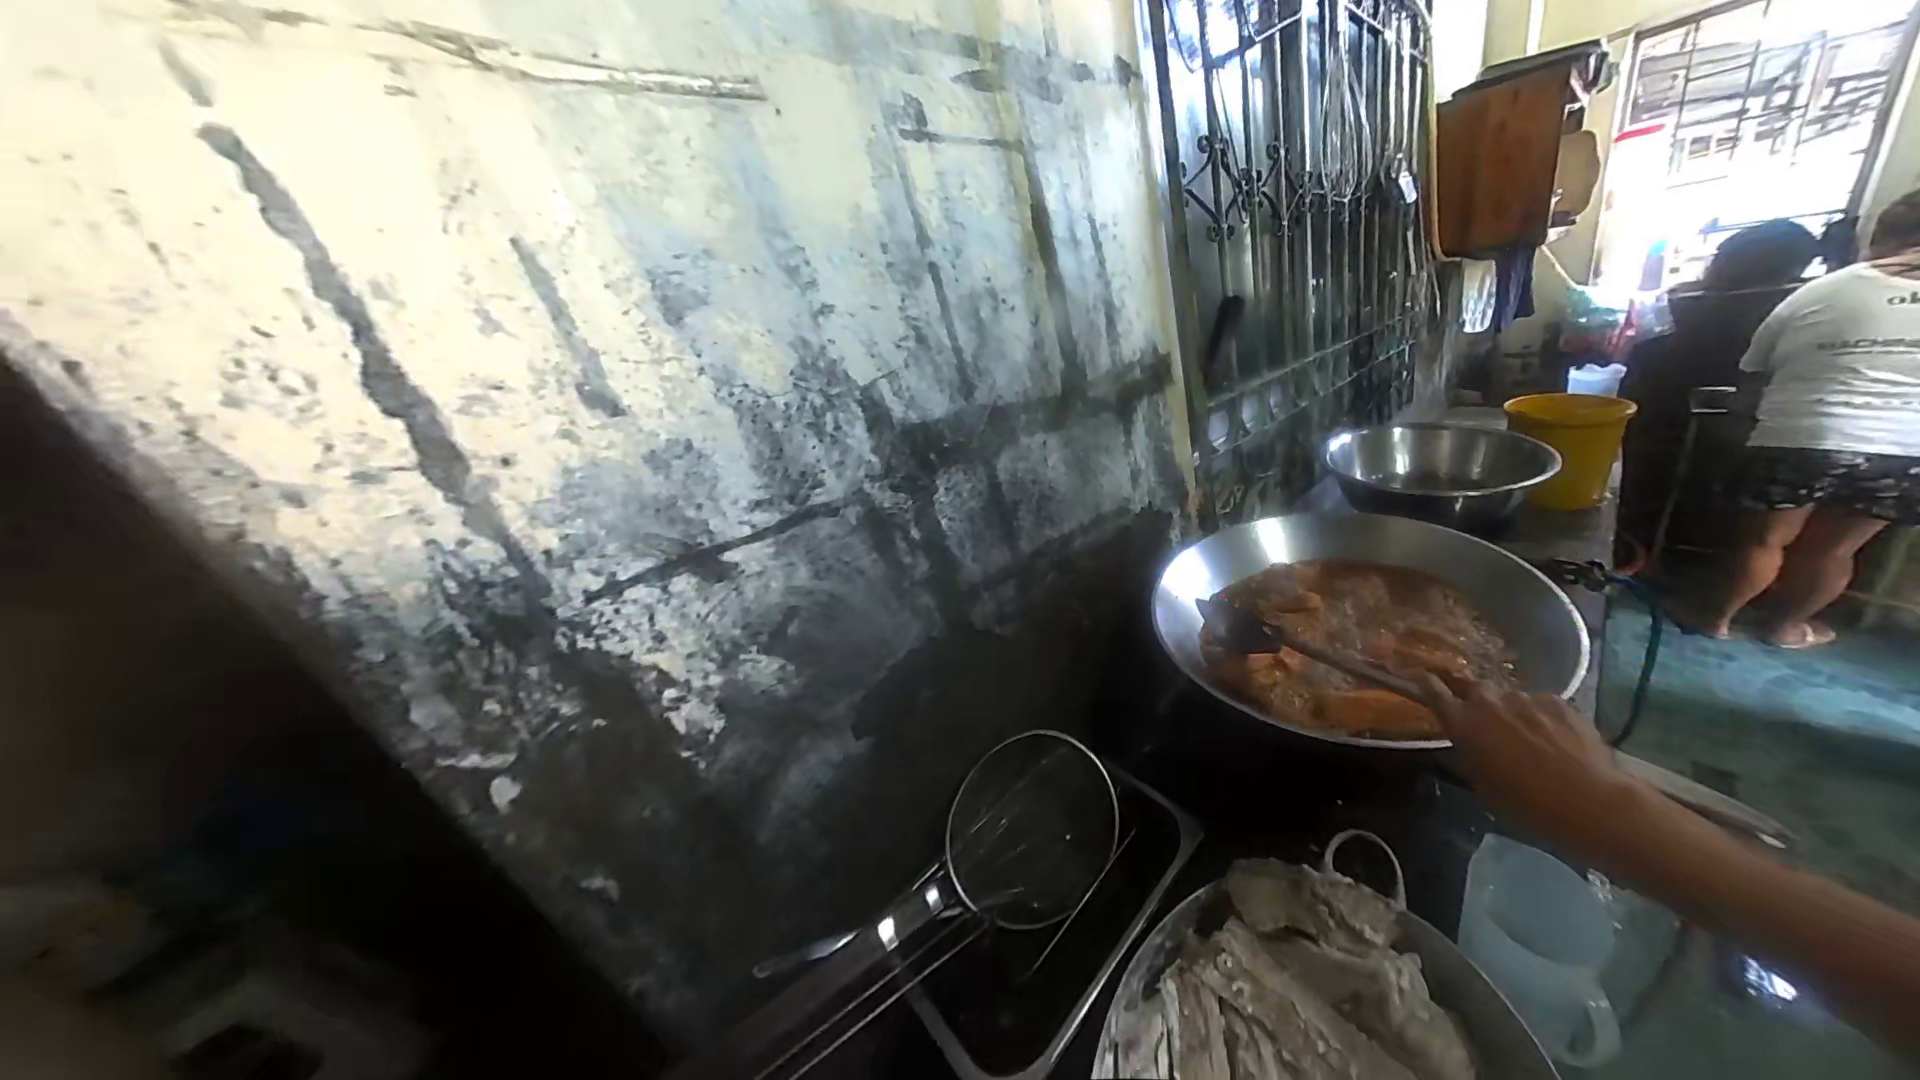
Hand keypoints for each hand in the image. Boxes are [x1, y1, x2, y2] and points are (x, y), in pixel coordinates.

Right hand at [1421, 676, 1644, 836]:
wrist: (1592, 802)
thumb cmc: (1525, 802)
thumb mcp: (1482, 783)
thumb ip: (1468, 754)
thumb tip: (1466, 744)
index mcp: (1460, 721)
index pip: (1430, 687)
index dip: (1425, 681)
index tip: (1422, 679)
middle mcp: (1486, 701)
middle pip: (1471, 688)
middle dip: (1474, 700)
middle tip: (1486, 722)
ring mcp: (1524, 699)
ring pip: (1509, 699)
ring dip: (1512, 712)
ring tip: (1530, 737)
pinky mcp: (1558, 703)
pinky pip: (1541, 705)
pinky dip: (1543, 717)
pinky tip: (1558, 739)